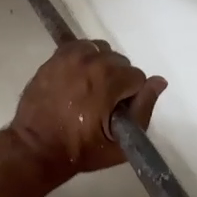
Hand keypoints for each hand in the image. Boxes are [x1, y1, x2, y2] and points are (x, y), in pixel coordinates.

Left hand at [6, 40, 165, 181]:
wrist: (37, 146)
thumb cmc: (81, 149)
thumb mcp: (120, 141)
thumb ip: (143, 110)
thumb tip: (160, 82)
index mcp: (108, 79)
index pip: (137, 77)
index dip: (132, 96)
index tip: (119, 112)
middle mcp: (90, 60)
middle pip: (119, 61)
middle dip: (118, 80)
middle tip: (105, 103)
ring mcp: (69, 56)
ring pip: (100, 50)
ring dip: (102, 66)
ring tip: (92, 89)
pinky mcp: (54, 57)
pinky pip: (79, 47)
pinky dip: (84, 57)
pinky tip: (79, 77)